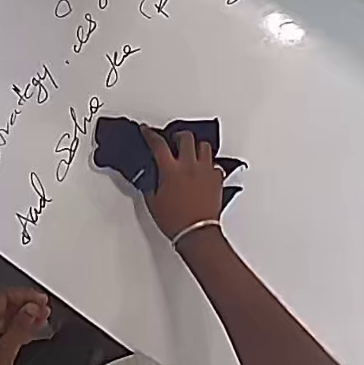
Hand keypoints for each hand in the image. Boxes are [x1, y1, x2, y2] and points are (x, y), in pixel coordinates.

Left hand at [0, 287, 49, 364]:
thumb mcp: (3, 356)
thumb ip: (19, 329)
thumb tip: (31, 308)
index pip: (2, 297)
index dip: (23, 295)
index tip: (41, 299)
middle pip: (2, 308)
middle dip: (25, 305)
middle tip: (44, 308)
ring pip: (3, 322)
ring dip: (23, 319)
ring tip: (41, 320)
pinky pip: (2, 336)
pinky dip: (18, 333)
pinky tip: (28, 338)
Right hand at [138, 125, 225, 241]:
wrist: (197, 234)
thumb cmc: (176, 220)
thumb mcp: (153, 202)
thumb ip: (150, 184)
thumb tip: (149, 177)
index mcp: (171, 170)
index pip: (158, 144)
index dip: (150, 134)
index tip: (147, 130)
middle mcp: (190, 166)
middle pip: (186, 137)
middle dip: (178, 136)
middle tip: (173, 140)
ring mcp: (205, 172)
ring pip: (204, 146)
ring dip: (196, 147)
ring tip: (190, 153)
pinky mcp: (217, 180)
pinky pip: (215, 165)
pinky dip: (209, 165)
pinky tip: (203, 170)